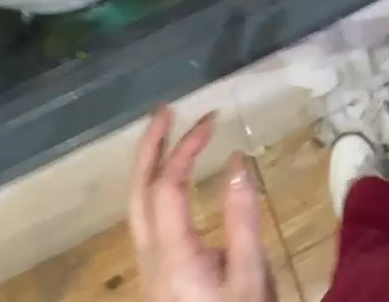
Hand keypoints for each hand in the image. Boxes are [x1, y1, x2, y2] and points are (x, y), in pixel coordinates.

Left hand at [130, 106, 274, 301]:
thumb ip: (242, 218)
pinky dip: (157, 186)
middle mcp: (152, 260)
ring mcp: (151, 271)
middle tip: (168, 109)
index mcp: (173, 257)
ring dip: (150, 164)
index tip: (213, 120)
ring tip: (169, 134)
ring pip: (137, 207)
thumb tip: (235, 161)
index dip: (185, 147)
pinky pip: (147, 220)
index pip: (168, 186)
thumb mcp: (251, 278)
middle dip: (150, 146)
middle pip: (137, 193)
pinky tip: (175, 181)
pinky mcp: (159, 278)